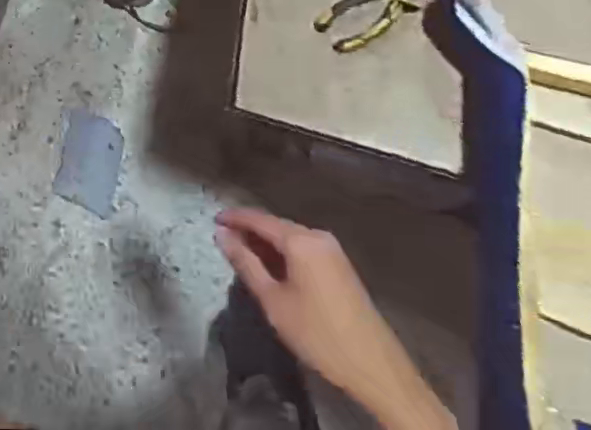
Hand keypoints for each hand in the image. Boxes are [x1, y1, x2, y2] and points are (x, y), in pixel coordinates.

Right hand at [215, 209, 455, 429]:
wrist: (377, 372)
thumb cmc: (318, 334)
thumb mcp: (272, 300)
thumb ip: (244, 262)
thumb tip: (221, 234)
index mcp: (301, 241)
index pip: (258, 218)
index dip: (233, 218)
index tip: (212, 220)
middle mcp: (319, 237)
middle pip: (275, 225)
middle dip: (249, 230)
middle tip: (224, 239)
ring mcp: (334, 253)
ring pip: (290, 238)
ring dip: (266, 243)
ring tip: (243, 254)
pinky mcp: (342, 268)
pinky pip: (304, 249)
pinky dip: (283, 253)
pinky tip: (272, 267)